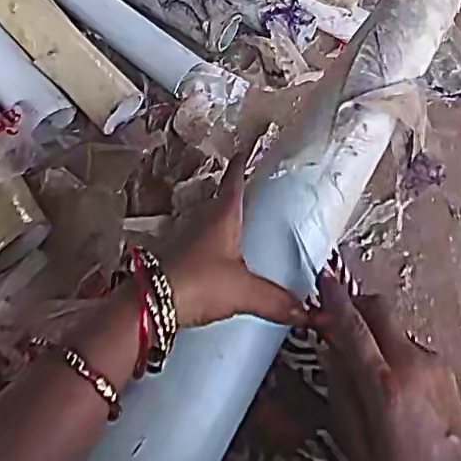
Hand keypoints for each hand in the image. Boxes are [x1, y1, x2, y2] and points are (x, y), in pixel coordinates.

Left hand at [162, 155, 305, 327]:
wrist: (153, 304)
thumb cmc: (200, 281)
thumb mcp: (243, 290)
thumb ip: (276, 300)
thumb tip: (307, 312)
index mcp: (223, 215)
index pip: (234, 179)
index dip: (242, 163)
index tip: (249, 149)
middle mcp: (205, 220)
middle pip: (224, 198)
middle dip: (240, 192)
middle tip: (259, 188)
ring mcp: (191, 238)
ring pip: (214, 220)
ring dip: (229, 218)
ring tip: (249, 222)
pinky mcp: (184, 258)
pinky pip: (207, 243)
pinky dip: (220, 243)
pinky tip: (229, 257)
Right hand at [317, 270, 460, 460]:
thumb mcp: (360, 453)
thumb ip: (342, 397)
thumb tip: (330, 357)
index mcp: (385, 386)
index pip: (353, 326)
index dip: (335, 299)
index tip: (324, 280)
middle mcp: (413, 365)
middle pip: (379, 309)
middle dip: (356, 304)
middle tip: (339, 314)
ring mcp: (434, 366)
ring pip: (395, 328)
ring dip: (376, 333)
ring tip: (364, 364)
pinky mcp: (448, 373)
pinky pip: (411, 349)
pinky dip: (395, 352)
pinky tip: (391, 384)